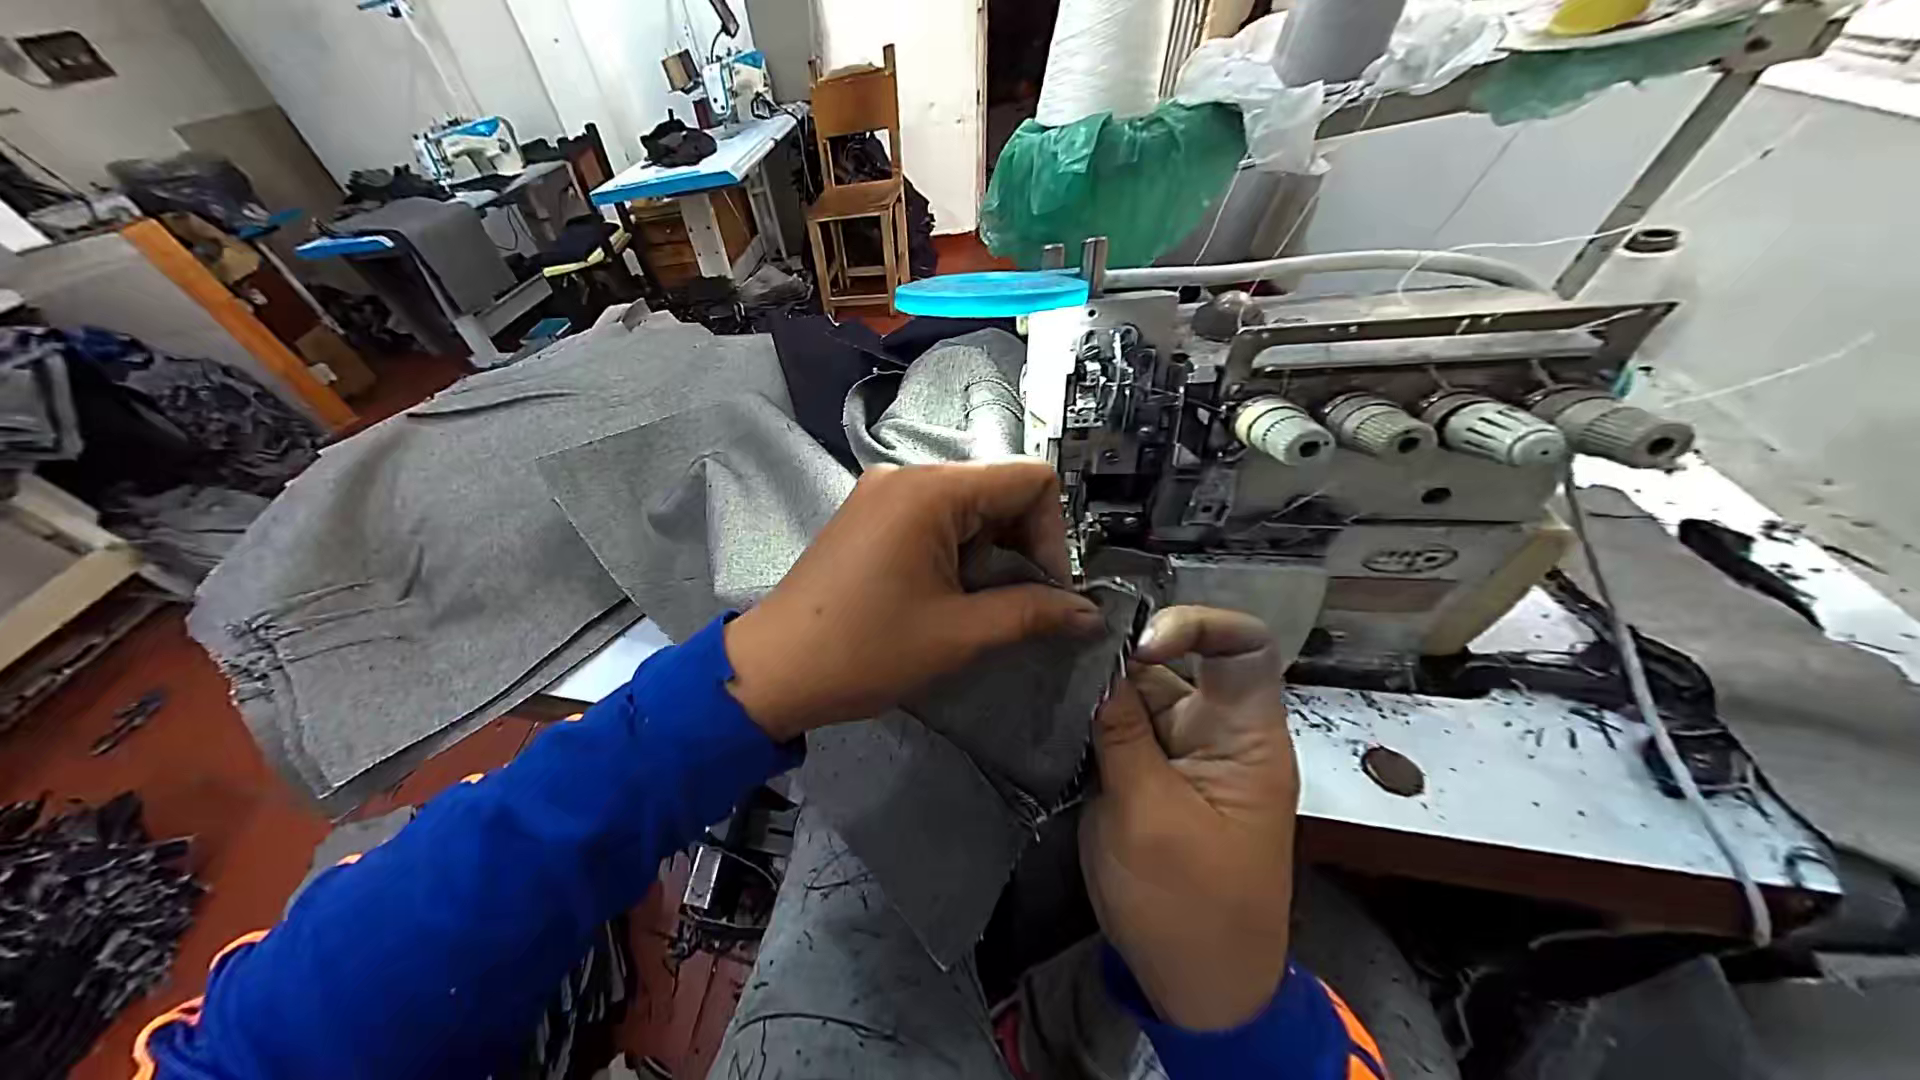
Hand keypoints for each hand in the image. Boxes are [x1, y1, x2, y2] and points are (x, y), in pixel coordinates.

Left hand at [723, 462, 1104, 739]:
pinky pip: (936, 516)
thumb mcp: (959, 634)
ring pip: (970, 506)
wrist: (772, 671)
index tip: (1050, 587)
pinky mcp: (870, 514)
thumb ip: (1033, 613)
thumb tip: (1089, 613)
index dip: (1055, 533)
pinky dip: (958, 549)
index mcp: (932, 490)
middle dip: (1023, 545)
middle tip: (1019, 602)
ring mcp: (883, 492)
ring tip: (973, 603)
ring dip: (989, 552)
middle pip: (1000, 490)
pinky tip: (946, 592)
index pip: (1031, 480)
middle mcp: (907, 475)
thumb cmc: (863, 650)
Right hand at [1079, 606, 1301, 1030]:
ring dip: (1098, 689)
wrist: (1196, 987)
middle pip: (1175, 666)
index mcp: (1245, 737)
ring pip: (1139, 695)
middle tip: (1061, 649)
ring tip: (1045, 675)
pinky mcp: (1149, 774)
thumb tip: (1098, 663)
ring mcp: (1180, 754)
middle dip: (1121, 659)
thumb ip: (1120, 732)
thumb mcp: (1148, 813)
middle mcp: (1215, 732)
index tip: (1137, 644)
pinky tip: (1050, 706)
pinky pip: (1121, 728)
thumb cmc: (1187, 905)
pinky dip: (1090, 718)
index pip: (1244, 647)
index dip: (1197, 626)